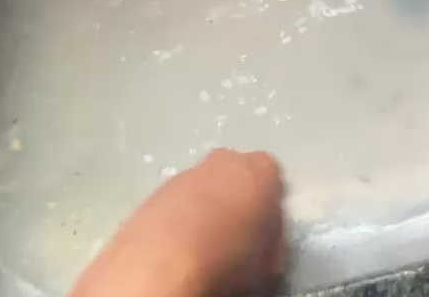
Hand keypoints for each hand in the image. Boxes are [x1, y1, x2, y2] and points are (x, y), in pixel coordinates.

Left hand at [71, 149, 287, 296]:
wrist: (159, 266)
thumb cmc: (226, 259)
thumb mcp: (267, 262)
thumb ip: (270, 245)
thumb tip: (265, 250)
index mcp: (262, 170)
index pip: (275, 183)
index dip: (270, 213)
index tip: (264, 241)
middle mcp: (227, 161)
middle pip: (236, 178)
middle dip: (235, 203)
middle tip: (233, 242)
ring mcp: (187, 174)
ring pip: (203, 190)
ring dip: (203, 214)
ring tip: (198, 253)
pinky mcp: (153, 194)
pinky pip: (174, 206)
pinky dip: (176, 224)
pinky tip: (173, 254)